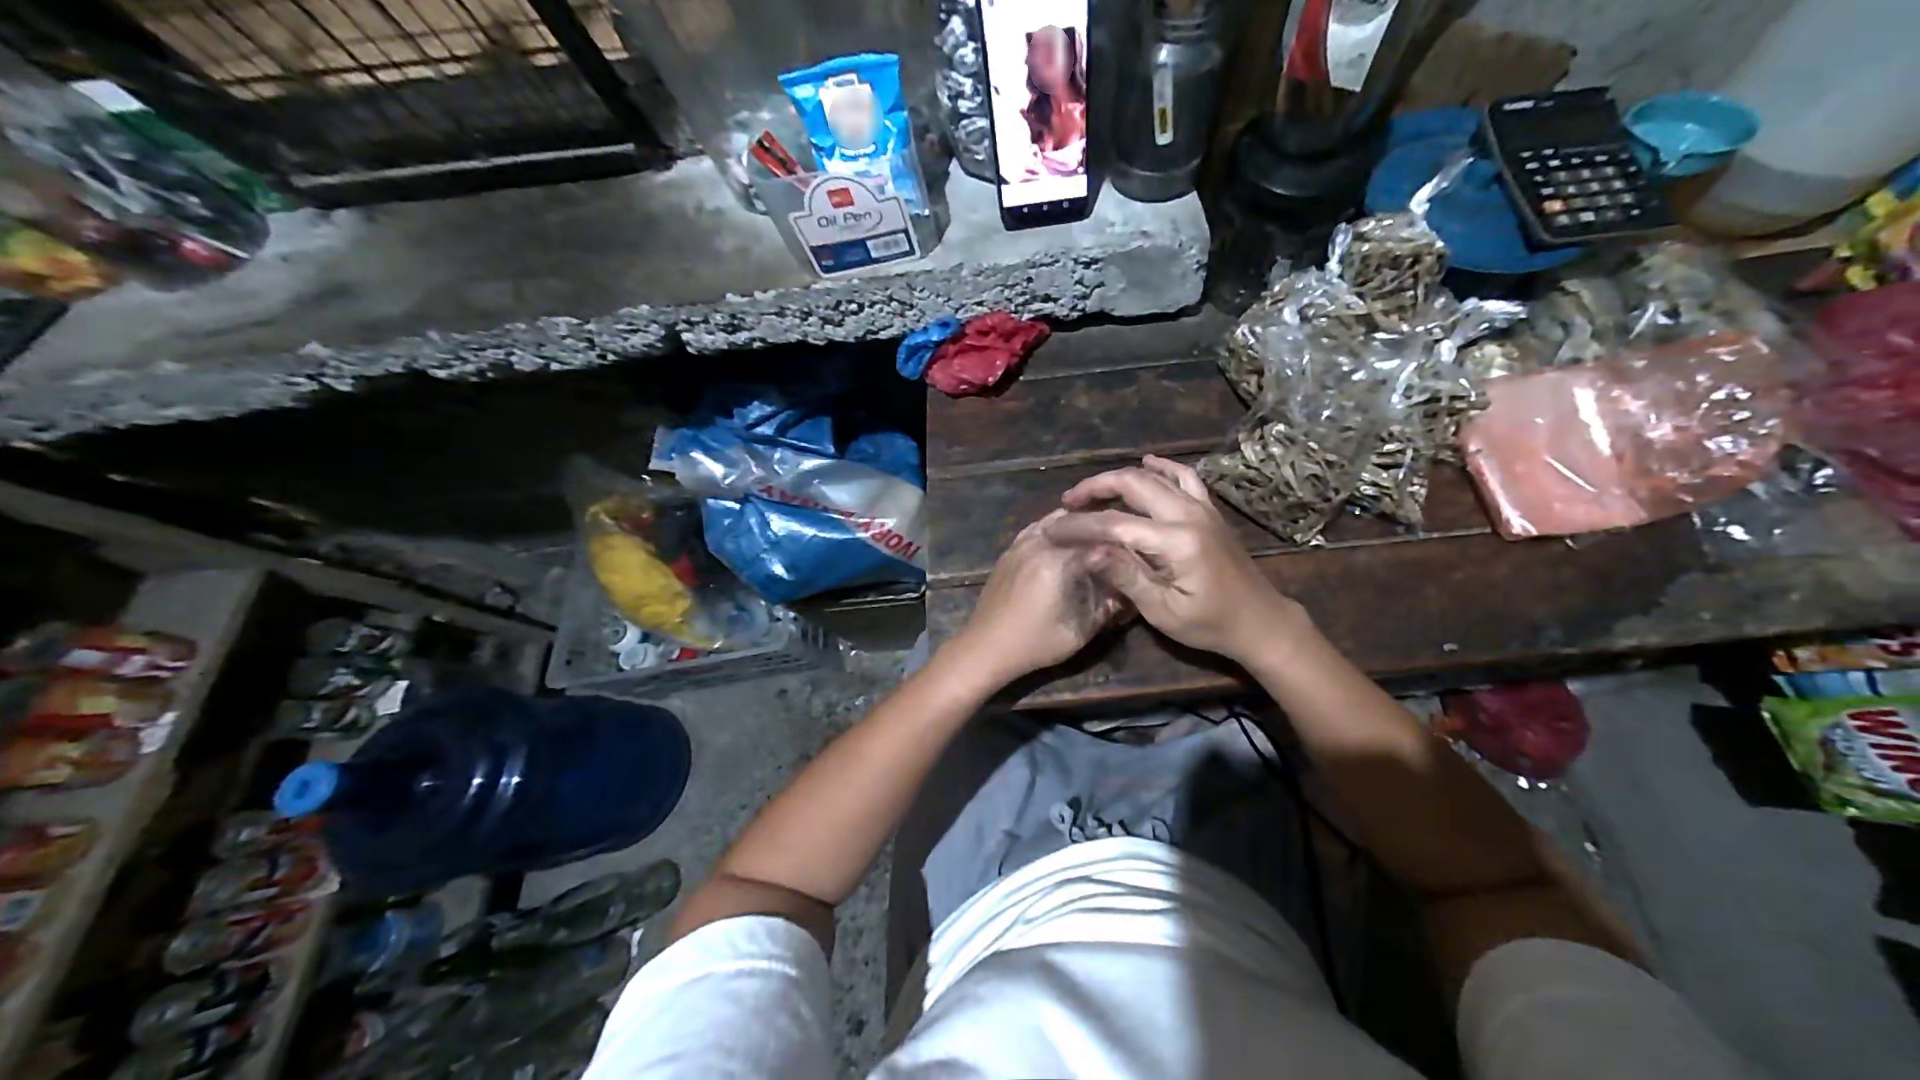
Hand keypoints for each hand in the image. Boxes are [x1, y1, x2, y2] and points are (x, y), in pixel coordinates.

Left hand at [948, 509, 1130, 685]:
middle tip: (1118, 541)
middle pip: (1077, 523)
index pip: (1097, 539)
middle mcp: (1038, 544)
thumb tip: (1129, 588)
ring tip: (1096, 535)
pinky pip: (1037, 528)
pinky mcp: (1010, 550)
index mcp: (1056, 561)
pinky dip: (1055, 526)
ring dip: (1077, 524)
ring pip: (1055, 520)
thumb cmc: (1034, 644)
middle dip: (1100, 529)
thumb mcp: (1079, 632)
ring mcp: (1020, 544)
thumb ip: (1106, 607)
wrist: (985, 647)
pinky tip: (1066, 536)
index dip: (1118, 544)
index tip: (1132, 554)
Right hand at [1046, 456, 1309, 661]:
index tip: (1052, 531)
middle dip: (1095, 489)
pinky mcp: (1210, 510)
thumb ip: (1125, 576)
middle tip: (1068, 503)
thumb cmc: (1210, 624)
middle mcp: (1189, 514)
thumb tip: (1087, 552)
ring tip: (1093, 491)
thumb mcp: (1162, 610)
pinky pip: (1184, 477)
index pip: (1115, 524)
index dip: (1079, 526)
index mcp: (1177, 541)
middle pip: (1133, 484)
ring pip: (1154, 477)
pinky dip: (1162, 467)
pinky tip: (1146, 462)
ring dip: (1120, 478)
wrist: (1260, 622)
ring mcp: (1203, 508)